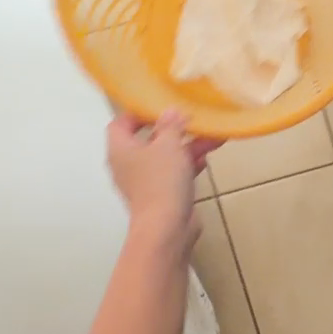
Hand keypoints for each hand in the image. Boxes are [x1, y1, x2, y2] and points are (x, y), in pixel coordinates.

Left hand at [106, 110, 221, 246]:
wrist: (166, 227)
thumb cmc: (161, 180)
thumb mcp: (169, 145)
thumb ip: (171, 125)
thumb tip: (171, 110)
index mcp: (120, 148)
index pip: (121, 123)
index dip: (139, 113)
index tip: (162, 107)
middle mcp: (127, 164)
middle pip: (147, 139)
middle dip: (173, 130)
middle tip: (194, 121)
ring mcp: (143, 181)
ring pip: (165, 157)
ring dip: (186, 147)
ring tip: (212, 138)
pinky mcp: (160, 195)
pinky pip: (172, 174)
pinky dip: (187, 165)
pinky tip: (205, 161)